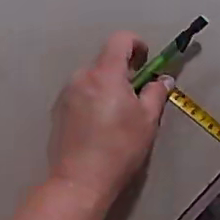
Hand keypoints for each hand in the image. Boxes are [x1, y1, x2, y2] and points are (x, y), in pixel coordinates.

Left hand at [48, 32, 170, 201]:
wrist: (80, 180)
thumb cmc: (119, 149)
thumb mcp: (147, 120)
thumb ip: (156, 93)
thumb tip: (162, 80)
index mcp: (105, 74)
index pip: (120, 39)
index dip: (137, 45)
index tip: (145, 62)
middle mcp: (82, 77)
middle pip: (106, 61)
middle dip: (123, 73)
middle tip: (136, 98)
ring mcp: (66, 93)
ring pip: (92, 79)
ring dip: (106, 88)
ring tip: (117, 117)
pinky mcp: (57, 110)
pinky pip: (79, 94)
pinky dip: (92, 101)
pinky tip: (98, 127)